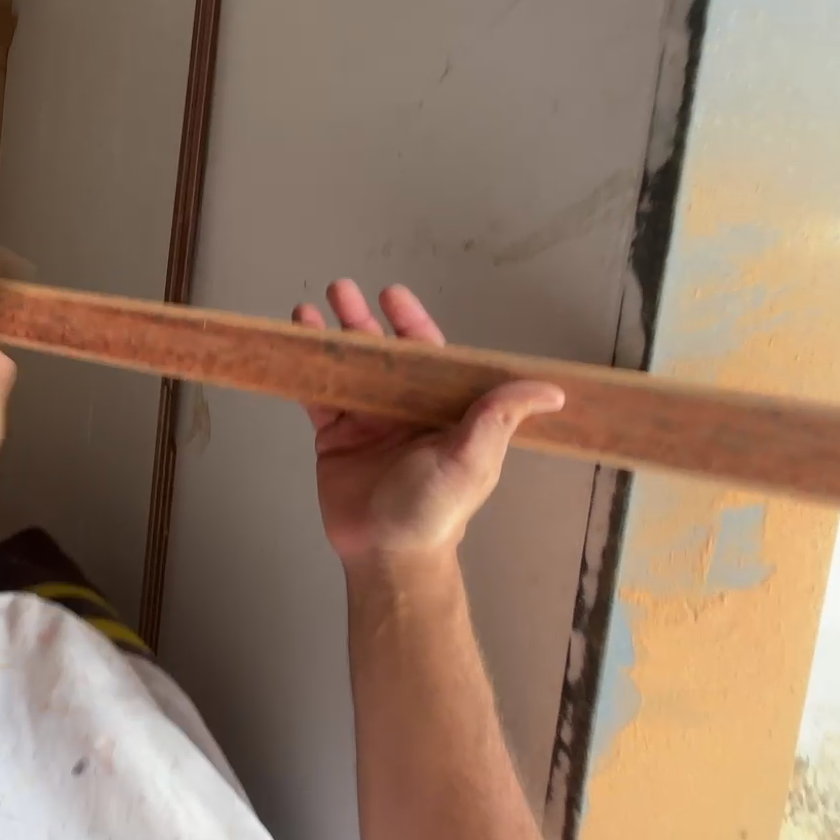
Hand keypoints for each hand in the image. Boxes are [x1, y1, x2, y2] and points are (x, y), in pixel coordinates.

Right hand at [292, 280, 564, 565]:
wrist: (384, 551)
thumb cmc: (432, 509)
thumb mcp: (471, 463)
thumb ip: (497, 421)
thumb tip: (549, 389)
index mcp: (439, 410)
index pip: (427, 354)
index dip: (410, 322)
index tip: (392, 294)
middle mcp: (401, 408)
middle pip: (378, 354)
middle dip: (358, 319)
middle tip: (339, 288)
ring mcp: (364, 421)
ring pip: (343, 370)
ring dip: (325, 340)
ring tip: (304, 312)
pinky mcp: (333, 436)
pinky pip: (315, 397)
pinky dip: (303, 375)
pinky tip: (290, 353)